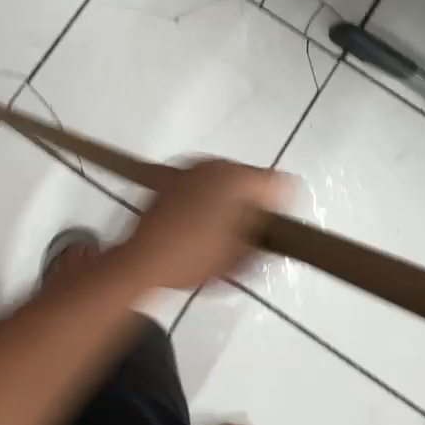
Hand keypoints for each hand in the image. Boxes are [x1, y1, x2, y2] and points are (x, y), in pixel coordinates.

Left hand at [114, 159, 291, 290]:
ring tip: (225, 231)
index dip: (283, 207)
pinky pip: (202, 184)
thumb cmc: (193, 259)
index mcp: (237, 178)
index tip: (277, 231)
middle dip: (255, 202)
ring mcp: (190, 168)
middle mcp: (215, 164)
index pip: (279, 182)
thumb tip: (276, 232)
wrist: (141, 260)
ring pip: (225, 180)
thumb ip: (266, 240)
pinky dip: (208, 198)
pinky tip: (201, 224)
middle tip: (252, 233)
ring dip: (231, 199)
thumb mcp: (239, 258)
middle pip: (250, 179)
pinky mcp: (170, 176)